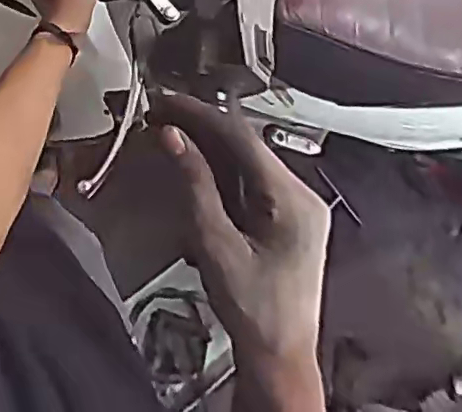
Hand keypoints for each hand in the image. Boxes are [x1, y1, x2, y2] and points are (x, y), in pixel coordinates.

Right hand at [154, 93, 330, 408]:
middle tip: (159, 111)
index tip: (166, 101)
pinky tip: (192, 155)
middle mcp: (301, 195)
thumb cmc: (252, 310)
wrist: (280, 360)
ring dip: (206, 140)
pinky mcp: (285, 214)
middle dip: (199, 124)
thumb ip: (196, 185)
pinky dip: (217, 162)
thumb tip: (173, 136)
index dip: (200, 113)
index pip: (242, 137)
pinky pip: (247, 175)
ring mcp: (296, 204)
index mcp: (294, 200)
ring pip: (245, 156)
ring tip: (168, 127)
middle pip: (244, 143)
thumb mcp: (217, 245)